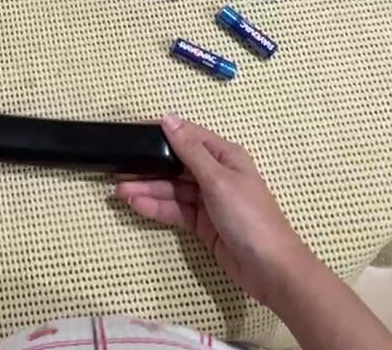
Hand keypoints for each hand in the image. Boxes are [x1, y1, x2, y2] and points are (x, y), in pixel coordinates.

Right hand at [115, 114, 316, 305]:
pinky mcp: (203, 224)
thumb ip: (189, 150)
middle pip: (176, 165)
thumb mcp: (218, 180)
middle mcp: (215, 174)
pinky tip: (138, 206)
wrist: (272, 272)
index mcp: (224, 156)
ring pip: (172, 189)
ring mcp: (208, 200)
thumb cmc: (250, 217)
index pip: (188, 136)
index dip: (162, 133)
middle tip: (119, 169)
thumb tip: (168, 118)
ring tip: (120, 192)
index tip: (134, 133)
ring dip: (148, 190)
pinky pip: (176, 210)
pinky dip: (157, 208)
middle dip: (149, 167)